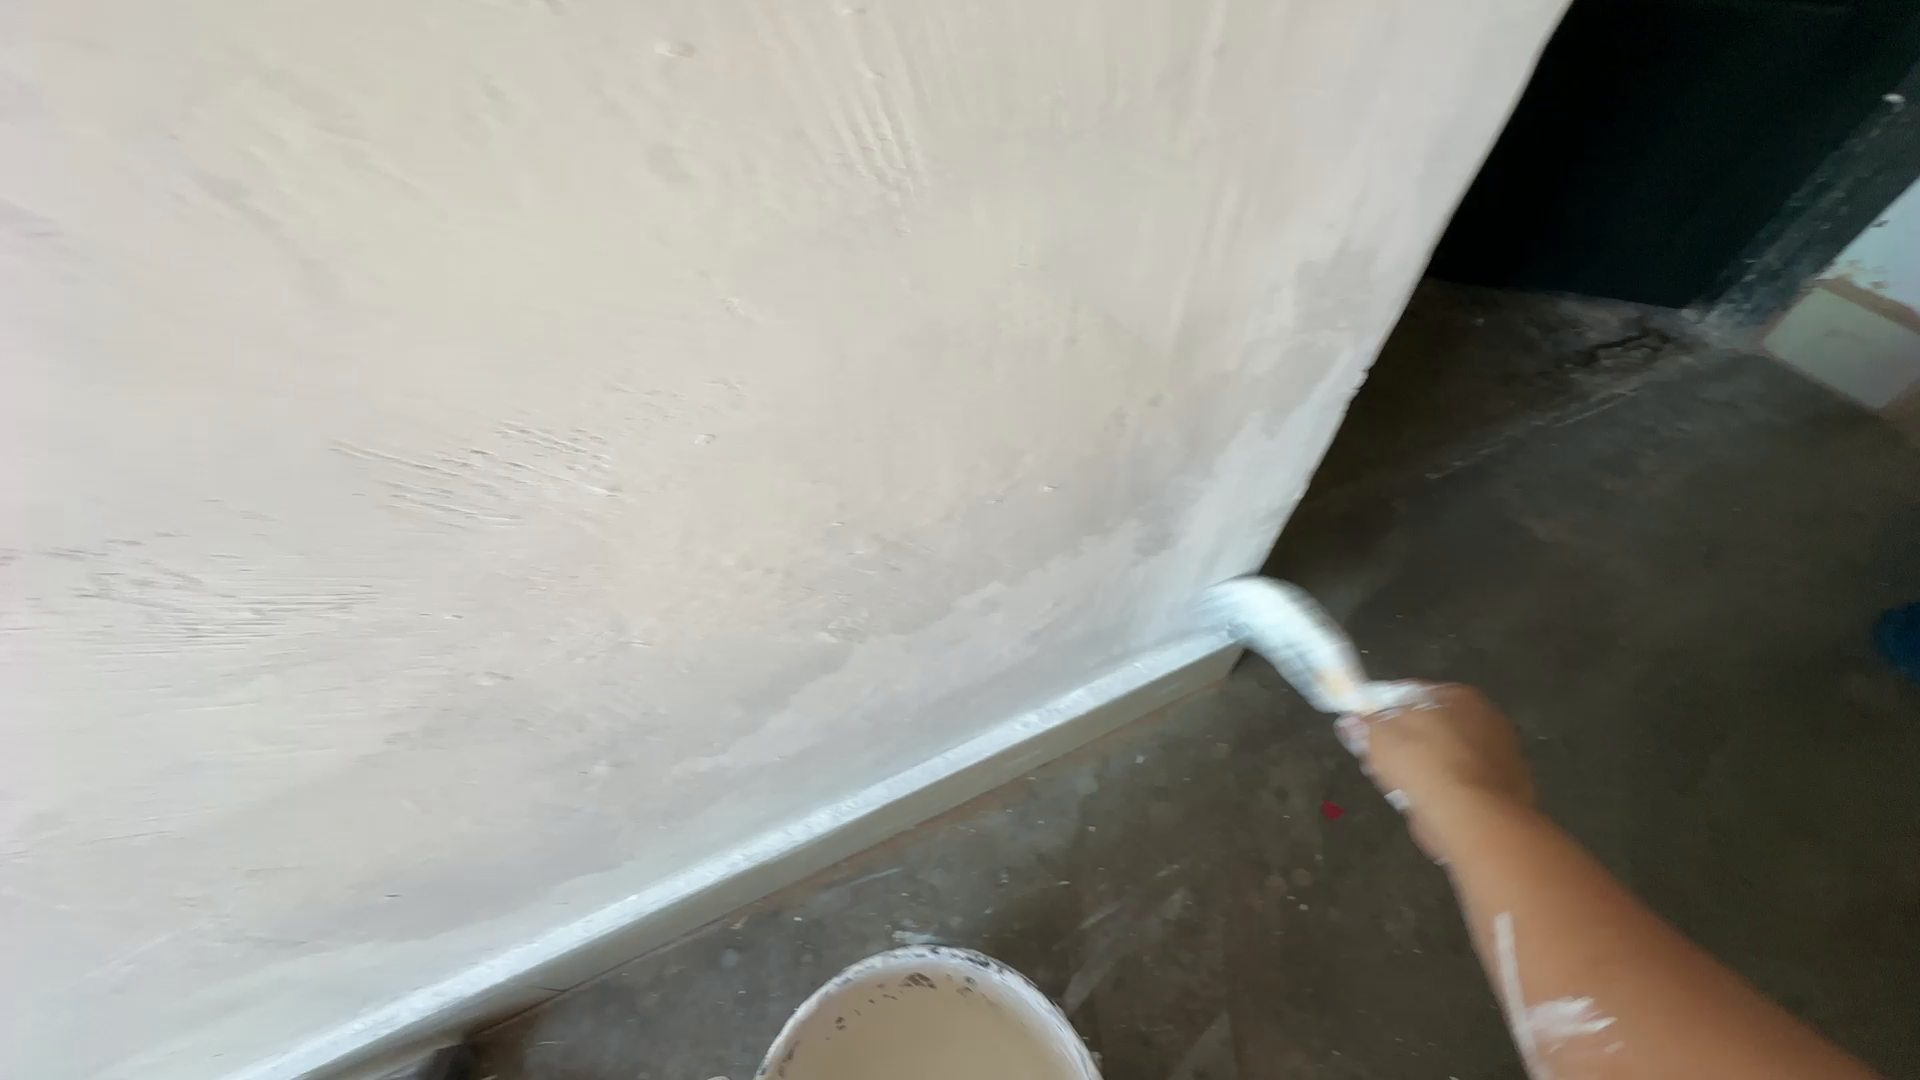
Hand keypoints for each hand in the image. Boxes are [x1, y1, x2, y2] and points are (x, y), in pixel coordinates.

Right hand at [1335, 682, 1532, 859]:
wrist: (1473, 819)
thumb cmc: (1423, 765)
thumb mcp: (1378, 738)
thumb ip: (1364, 724)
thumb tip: (1351, 720)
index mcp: (1457, 695)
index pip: (1411, 695)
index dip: (1384, 711)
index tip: (1369, 729)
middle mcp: (1488, 718)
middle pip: (1434, 726)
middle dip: (1410, 739)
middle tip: (1386, 758)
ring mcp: (1504, 755)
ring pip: (1450, 755)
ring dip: (1430, 766)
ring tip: (1406, 785)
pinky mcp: (1510, 789)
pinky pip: (1465, 782)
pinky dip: (1449, 788)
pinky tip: (1432, 801)